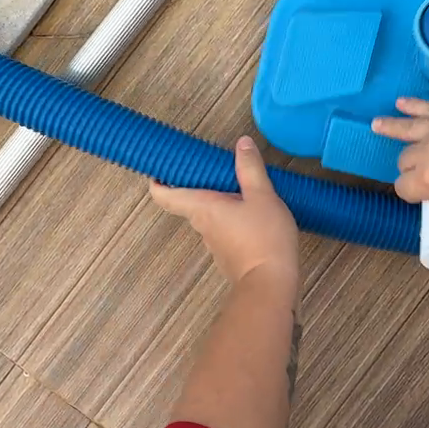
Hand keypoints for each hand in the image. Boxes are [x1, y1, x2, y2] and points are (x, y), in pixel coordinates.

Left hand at [150, 137, 300, 289]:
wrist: (271, 284)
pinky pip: (223, 227)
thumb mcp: (262, 195)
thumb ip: (250, 168)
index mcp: (203, 208)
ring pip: (208, 215)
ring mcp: (215, 243)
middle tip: (211, 165)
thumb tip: (242, 143)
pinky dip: (230, 215)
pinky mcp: (229, 254)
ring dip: (217, 199)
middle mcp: (203, 226)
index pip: (166, 196)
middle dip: (196, 183)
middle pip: (188, 202)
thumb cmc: (263, 238)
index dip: (157, 182)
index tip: (160, 168)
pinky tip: (252, 210)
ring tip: (239, 183)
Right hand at [372, 97, 428, 221]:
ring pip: (410, 126)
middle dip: (410, 168)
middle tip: (422, 175)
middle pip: (406, 158)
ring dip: (392, 127)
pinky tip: (403, 103)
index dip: (412, 196)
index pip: (404, 188)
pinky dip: (415, 106)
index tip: (423, 200)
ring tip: (377, 125)